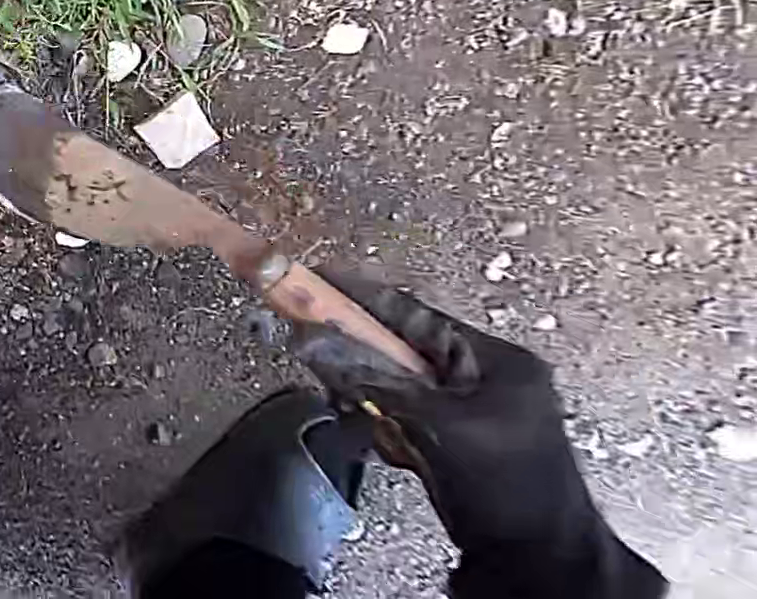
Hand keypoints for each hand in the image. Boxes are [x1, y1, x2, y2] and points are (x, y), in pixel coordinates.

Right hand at [295, 275, 662, 597]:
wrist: (538, 563)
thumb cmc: (506, 484)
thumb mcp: (431, 419)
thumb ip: (366, 373)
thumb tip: (301, 333)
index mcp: (493, 358)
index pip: (407, 309)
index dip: (354, 293)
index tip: (308, 275)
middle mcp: (478, 371)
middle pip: (390, 340)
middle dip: (353, 351)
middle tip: (314, 347)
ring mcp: (462, 400)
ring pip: (384, 371)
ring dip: (360, 388)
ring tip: (357, 409)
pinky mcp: (444, 425)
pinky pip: (389, 400)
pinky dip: (373, 412)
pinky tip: (379, 436)